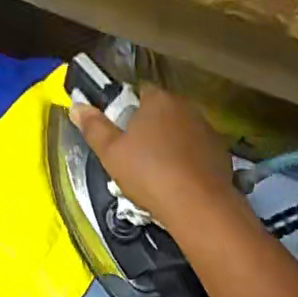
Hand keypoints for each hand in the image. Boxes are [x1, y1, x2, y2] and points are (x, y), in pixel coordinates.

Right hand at [69, 85, 247, 231]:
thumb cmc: (148, 174)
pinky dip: (189, 162)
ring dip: (172, 145)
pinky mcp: (220, 151)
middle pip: (163, 112)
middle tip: (137, 158)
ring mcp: (207, 128)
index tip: (122, 134)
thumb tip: (76, 106)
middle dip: (151, 129)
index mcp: (158, 100)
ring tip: (160, 173)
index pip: (141, 93)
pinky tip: (180, 182)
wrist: (196, 203)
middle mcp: (186, 106)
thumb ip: (94, 128)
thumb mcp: (111, 154)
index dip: (129, 111)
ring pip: (182, 132)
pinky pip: (198, 151)